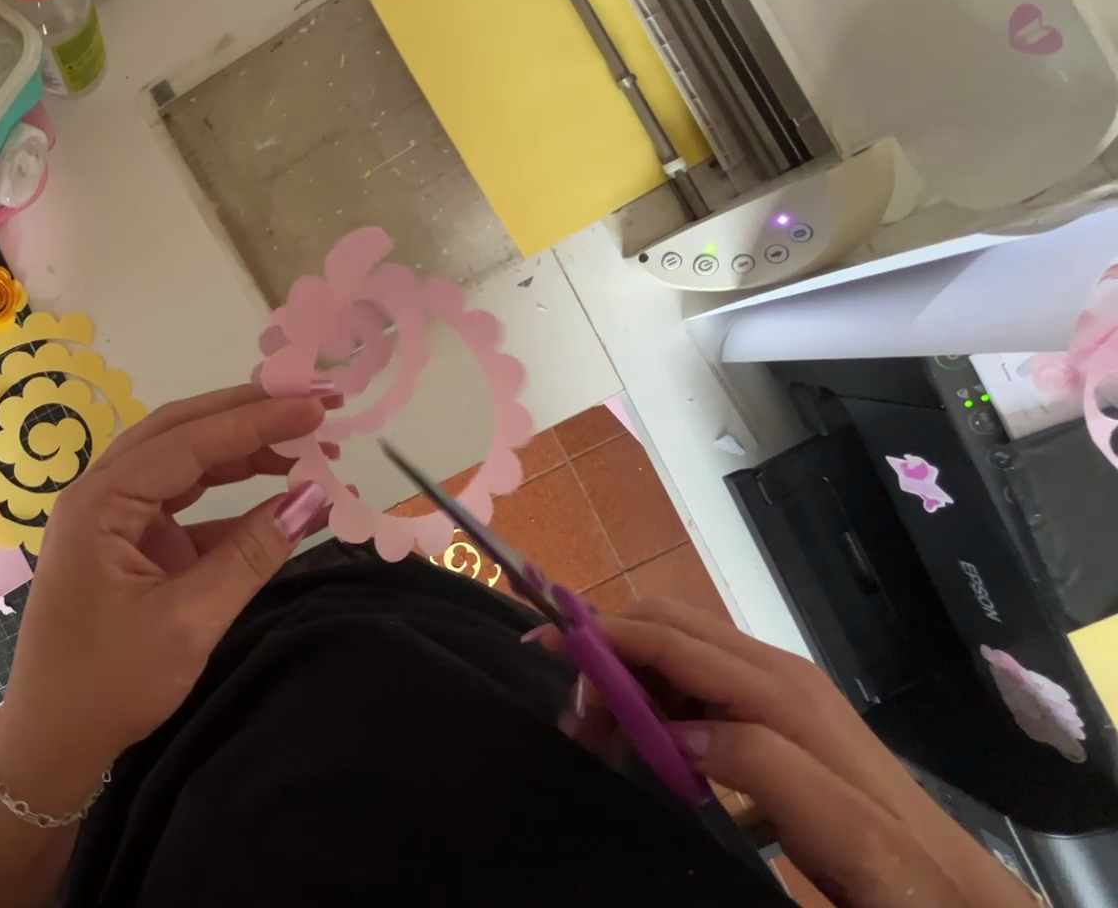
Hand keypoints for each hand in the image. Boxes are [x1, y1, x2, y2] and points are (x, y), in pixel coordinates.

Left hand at [0, 384, 332, 814]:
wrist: (52, 743)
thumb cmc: (109, 683)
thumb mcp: (188, 620)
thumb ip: (251, 554)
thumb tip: (313, 497)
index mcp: (99, 501)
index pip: (188, 442)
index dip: (256, 420)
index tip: (315, 406)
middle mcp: (101, 493)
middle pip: (179, 434)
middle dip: (246, 416)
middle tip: (312, 405)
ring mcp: (113, 517)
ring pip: (181, 463)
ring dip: (240, 453)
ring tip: (303, 445)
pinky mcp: (129, 543)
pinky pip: (181, 505)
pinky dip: (228, 501)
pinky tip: (274, 500)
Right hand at [534, 599, 1035, 907]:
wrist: (962, 897)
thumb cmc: (904, 870)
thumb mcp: (849, 836)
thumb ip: (767, 769)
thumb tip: (677, 729)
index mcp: (780, 691)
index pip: (668, 637)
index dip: (600, 633)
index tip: (541, 643)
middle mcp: (771, 670)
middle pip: (661, 624)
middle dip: (604, 653)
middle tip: (578, 717)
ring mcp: (770, 684)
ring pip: (667, 646)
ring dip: (620, 678)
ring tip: (598, 736)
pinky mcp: (766, 705)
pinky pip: (684, 676)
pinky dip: (645, 696)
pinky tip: (640, 738)